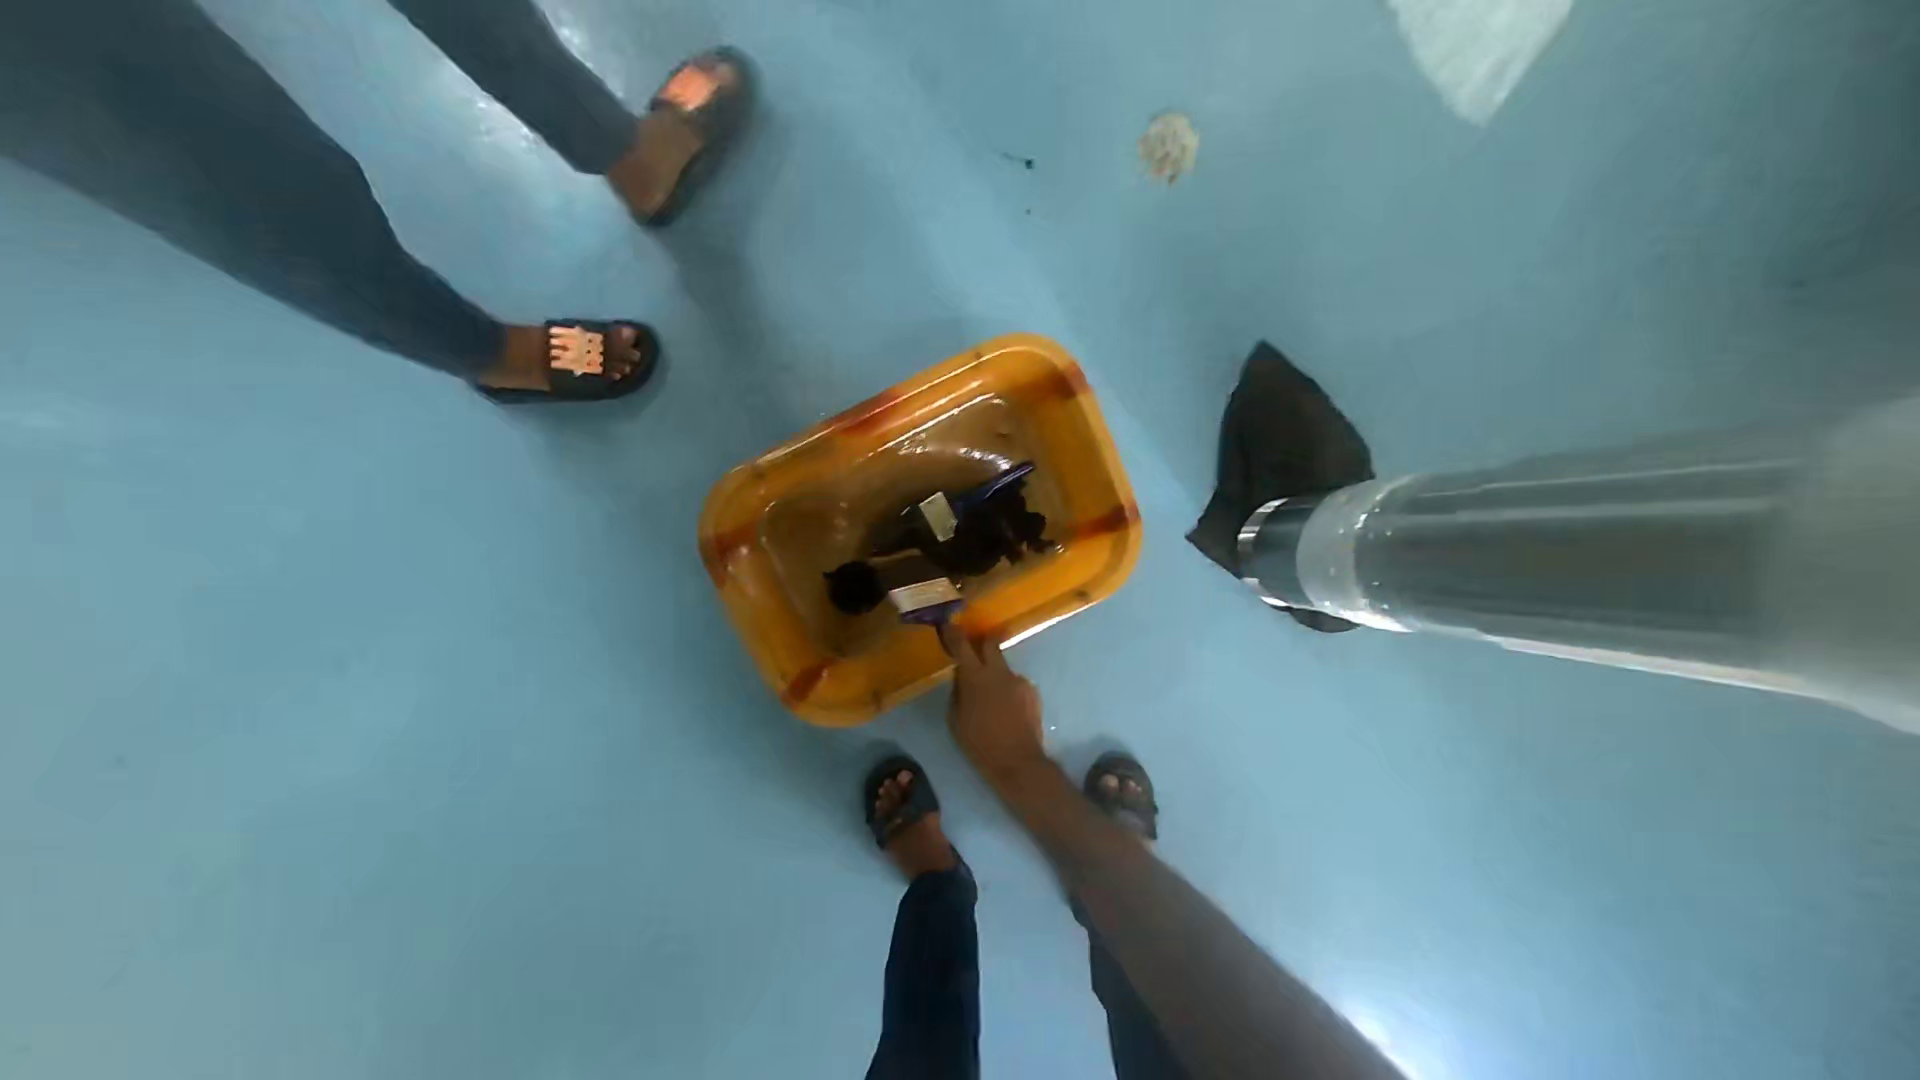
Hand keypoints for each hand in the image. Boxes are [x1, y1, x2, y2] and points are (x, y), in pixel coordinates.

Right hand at [938, 623, 1047, 790]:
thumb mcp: (955, 720)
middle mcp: (998, 672)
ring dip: (996, 676)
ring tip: (994, 699)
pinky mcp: (1032, 691)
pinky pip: (1016, 684)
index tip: (949, 625)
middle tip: (977, 647)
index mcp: (975, 678)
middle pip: (991, 643)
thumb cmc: (979, 743)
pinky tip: (1008, 710)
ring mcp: (1018, 680)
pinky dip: (1009, 691)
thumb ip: (957, 693)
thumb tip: (961, 678)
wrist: (1018, 760)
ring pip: (1003, 668)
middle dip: (983, 641)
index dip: (954, 633)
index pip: (962, 646)